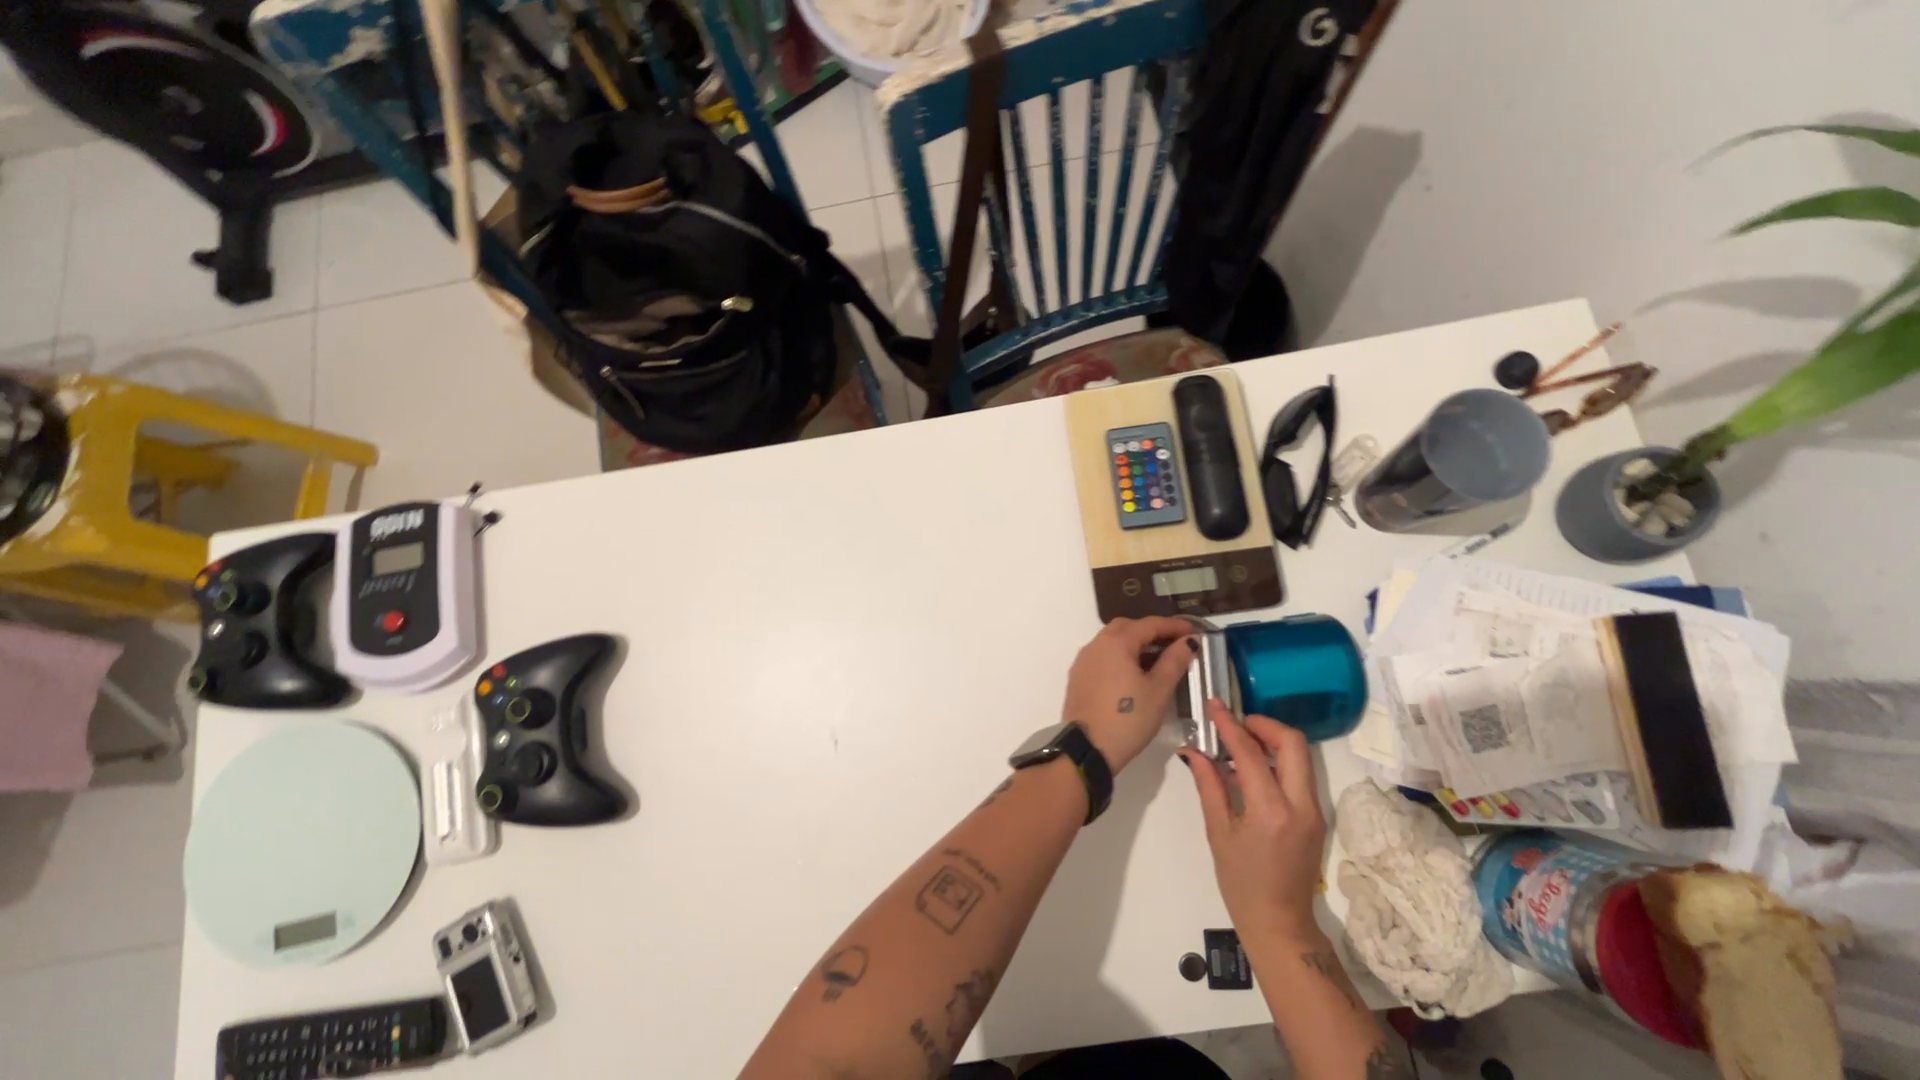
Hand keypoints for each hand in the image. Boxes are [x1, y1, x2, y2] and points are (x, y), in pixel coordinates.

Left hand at [1060, 616, 1197, 771]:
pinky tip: (1134, 674)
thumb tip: (1189, 640)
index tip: (1193, 631)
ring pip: (1111, 642)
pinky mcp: (1078, 678)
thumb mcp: (1158, 690)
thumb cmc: (1128, 718)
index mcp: (1115, 642)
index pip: (1149, 624)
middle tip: (1174, 644)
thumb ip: (1174, 660)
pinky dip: (1120, 657)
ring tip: (1158, 660)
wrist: (1087, 750)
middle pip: (1127, 628)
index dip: (1173, 626)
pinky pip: (1102, 657)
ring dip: (1135, 644)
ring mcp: (1083, 661)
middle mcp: (1095, 645)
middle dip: (1151, 631)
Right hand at [1179, 700, 1326, 948]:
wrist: (1280, 921)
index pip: (1250, 753)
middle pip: (1292, 742)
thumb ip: (1209, 786)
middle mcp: (1300, 805)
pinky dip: (1279, 760)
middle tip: (1235, 723)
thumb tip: (1194, 751)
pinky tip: (1254, 766)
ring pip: (1301, 755)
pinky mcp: (1317, 815)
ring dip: (1273, 740)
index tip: (1214, 705)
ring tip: (1241, 742)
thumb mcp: (1218, 833)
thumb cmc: (1241, 883)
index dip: (1229, 724)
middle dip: (1263, 724)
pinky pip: (1301, 774)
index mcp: (1270, 811)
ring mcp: (1314, 810)